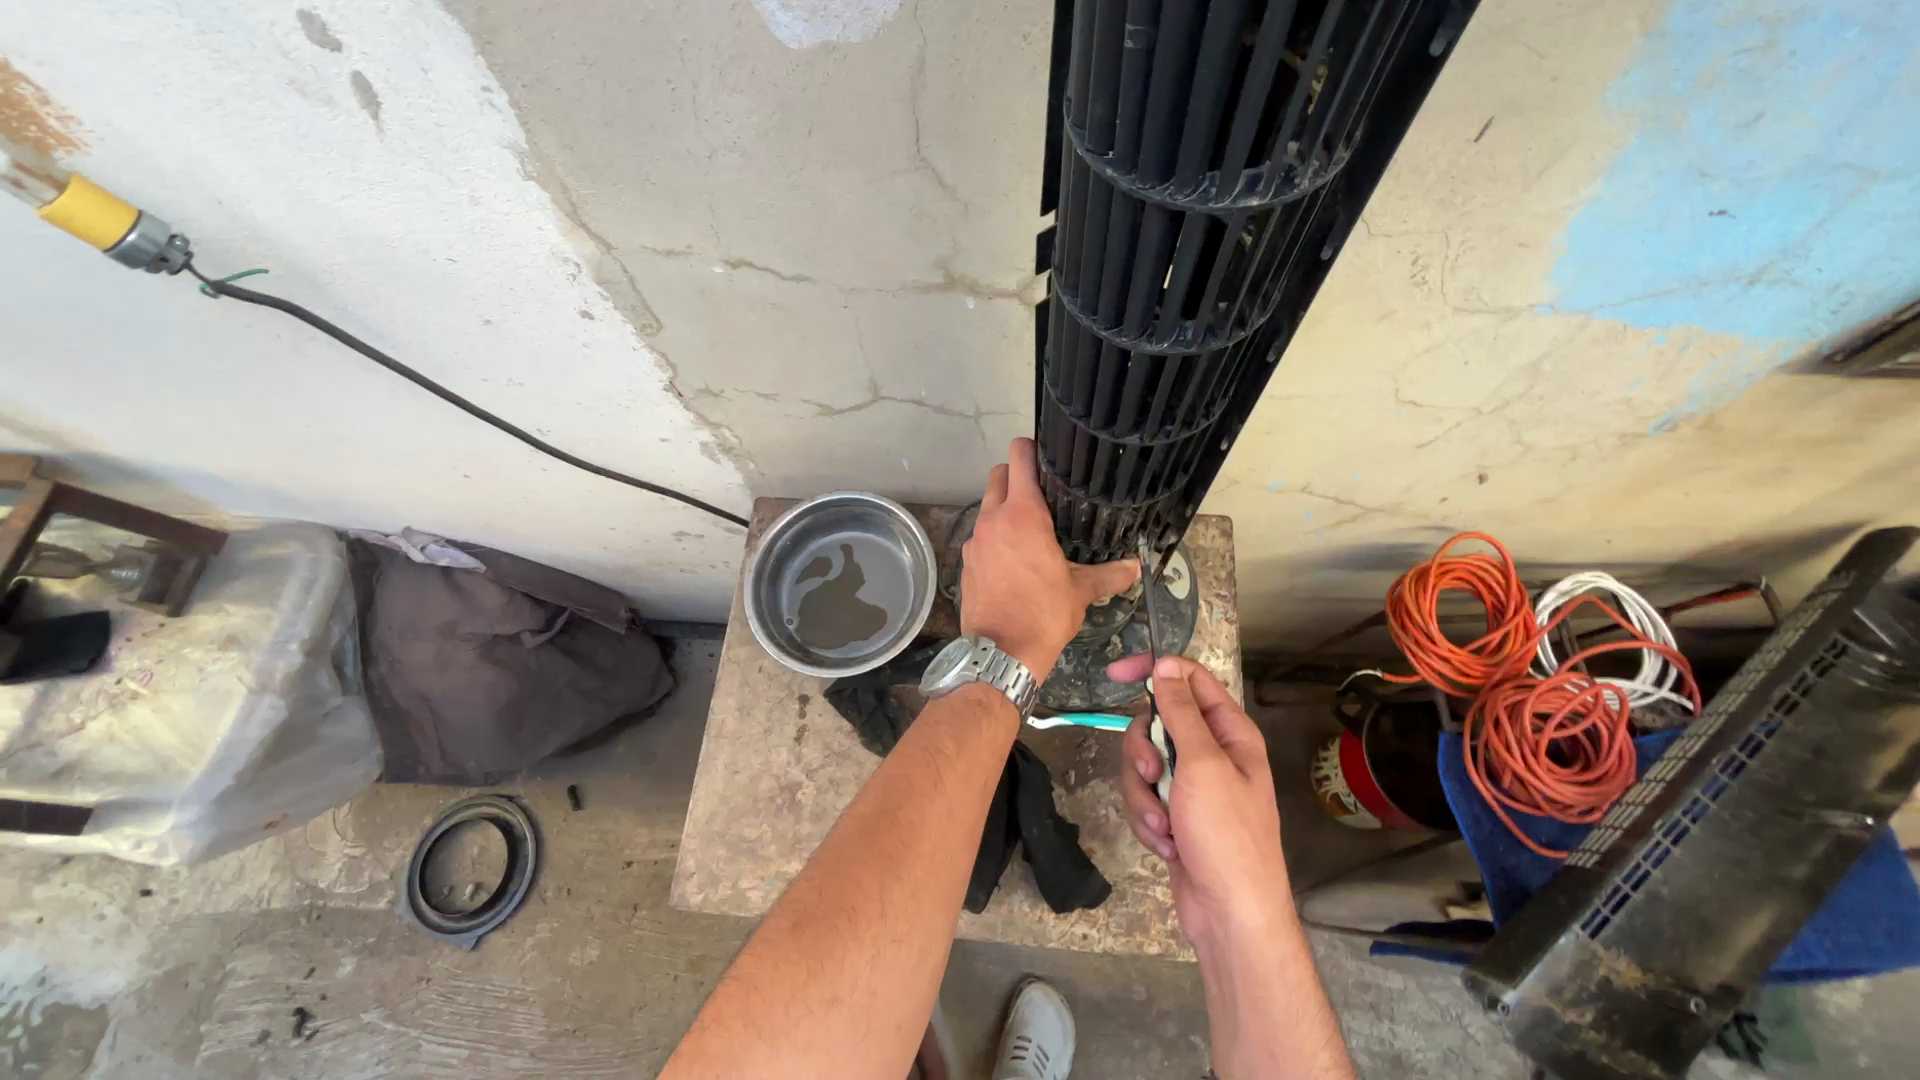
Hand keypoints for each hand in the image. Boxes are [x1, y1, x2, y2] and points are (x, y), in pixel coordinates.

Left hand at [960, 438, 1138, 677]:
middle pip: (998, 476)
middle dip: (1016, 476)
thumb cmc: (1043, 614)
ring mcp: (974, 541)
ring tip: (1031, 528)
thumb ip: (1108, 574)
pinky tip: (1014, 558)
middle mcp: (992, 520)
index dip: (1031, 449)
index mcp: (1022, 514)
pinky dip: (994, 537)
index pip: (1018, 458)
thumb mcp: (1080, 591)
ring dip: (1004, 508)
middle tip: (1042, 492)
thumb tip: (1135, 569)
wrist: (1000, 653)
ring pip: (987, 507)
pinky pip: (981, 537)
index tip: (1046, 454)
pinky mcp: (966, 563)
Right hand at [1112, 653, 1288, 947]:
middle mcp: (1211, 753)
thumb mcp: (1202, 765)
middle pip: (1156, 724)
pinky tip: (1166, 844)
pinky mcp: (1174, 814)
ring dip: (1143, 795)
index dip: (1153, 671)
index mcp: (1229, 732)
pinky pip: (1143, 798)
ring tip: (1163, 824)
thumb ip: (1181, 712)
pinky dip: (1147, 820)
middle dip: (1143, 751)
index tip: (1114, 673)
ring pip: (1143, 764)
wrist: (1229, 913)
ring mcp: (1191, 786)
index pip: (1188, 680)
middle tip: (1151, 774)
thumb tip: (1166, 665)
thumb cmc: (1226, 834)